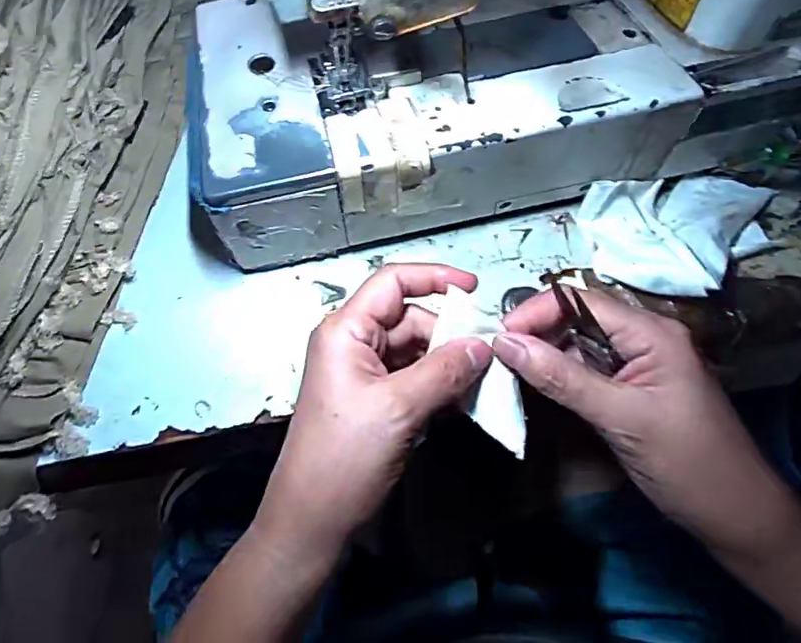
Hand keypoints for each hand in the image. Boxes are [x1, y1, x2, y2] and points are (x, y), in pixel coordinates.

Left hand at [255, 263, 492, 561]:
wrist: (312, 522)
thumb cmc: (343, 458)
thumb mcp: (399, 409)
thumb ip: (444, 371)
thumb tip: (484, 345)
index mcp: (346, 329)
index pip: (393, 282)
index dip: (434, 277)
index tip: (473, 288)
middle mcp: (354, 341)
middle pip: (411, 316)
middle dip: (449, 332)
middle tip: (488, 352)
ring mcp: (363, 369)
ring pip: (416, 348)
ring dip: (447, 361)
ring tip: (481, 379)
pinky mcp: (374, 396)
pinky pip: (413, 374)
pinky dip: (438, 382)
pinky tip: (462, 397)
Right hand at [494, 290, 800, 559]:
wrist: (743, 523)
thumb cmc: (689, 465)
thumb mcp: (621, 419)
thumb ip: (562, 378)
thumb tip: (505, 343)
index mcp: (651, 331)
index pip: (580, 300)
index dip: (537, 311)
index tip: (502, 336)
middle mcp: (645, 336)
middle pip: (578, 316)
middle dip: (539, 330)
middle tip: (501, 354)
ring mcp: (640, 361)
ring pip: (580, 341)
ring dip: (547, 352)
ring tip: (512, 368)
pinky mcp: (634, 386)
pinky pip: (590, 366)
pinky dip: (563, 372)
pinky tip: (540, 384)